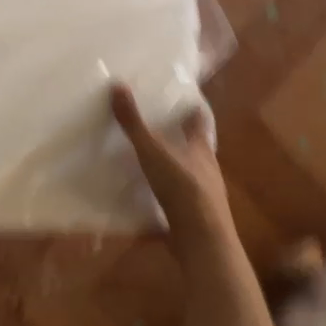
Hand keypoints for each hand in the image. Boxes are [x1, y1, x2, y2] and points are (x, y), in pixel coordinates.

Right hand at [111, 84, 231, 256]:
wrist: (202, 241)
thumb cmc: (182, 187)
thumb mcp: (152, 150)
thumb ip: (134, 122)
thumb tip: (118, 85)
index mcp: (200, 150)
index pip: (198, 123)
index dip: (193, 112)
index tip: (188, 101)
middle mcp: (207, 170)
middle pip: (197, 149)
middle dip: (183, 139)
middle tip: (164, 126)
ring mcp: (205, 195)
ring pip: (190, 174)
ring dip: (176, 167)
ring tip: (153, 160)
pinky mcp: (195, 216)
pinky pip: (180, 199)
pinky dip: (168, 194)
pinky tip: (151, 197)